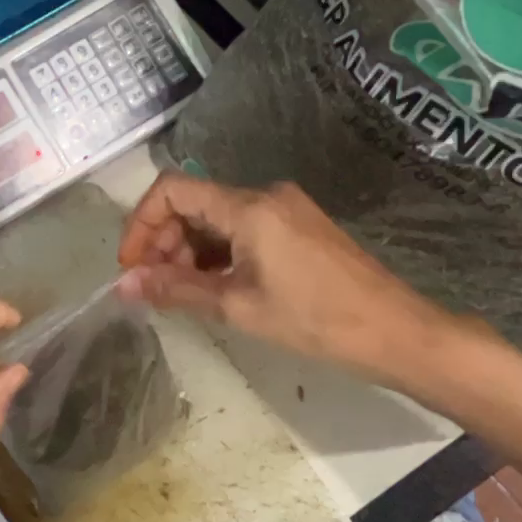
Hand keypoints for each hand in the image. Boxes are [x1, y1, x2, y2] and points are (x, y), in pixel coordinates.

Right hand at [117, 172, 481, 384]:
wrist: (398, 333)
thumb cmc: (317, 321)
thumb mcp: (239, 308)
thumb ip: (176, 290)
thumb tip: (123, 286)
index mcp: (248, 207)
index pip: (172, 189)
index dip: (141, 223)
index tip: (132, 266)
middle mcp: (264, 195)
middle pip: (192, 202)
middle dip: (164, 241)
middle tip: (155, 287)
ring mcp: (284, 208)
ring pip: (216, 217)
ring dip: (189, 250)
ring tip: (183, 293)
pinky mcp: (297, 225)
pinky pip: (241, 228)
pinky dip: (217, 252)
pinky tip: (215, 286)